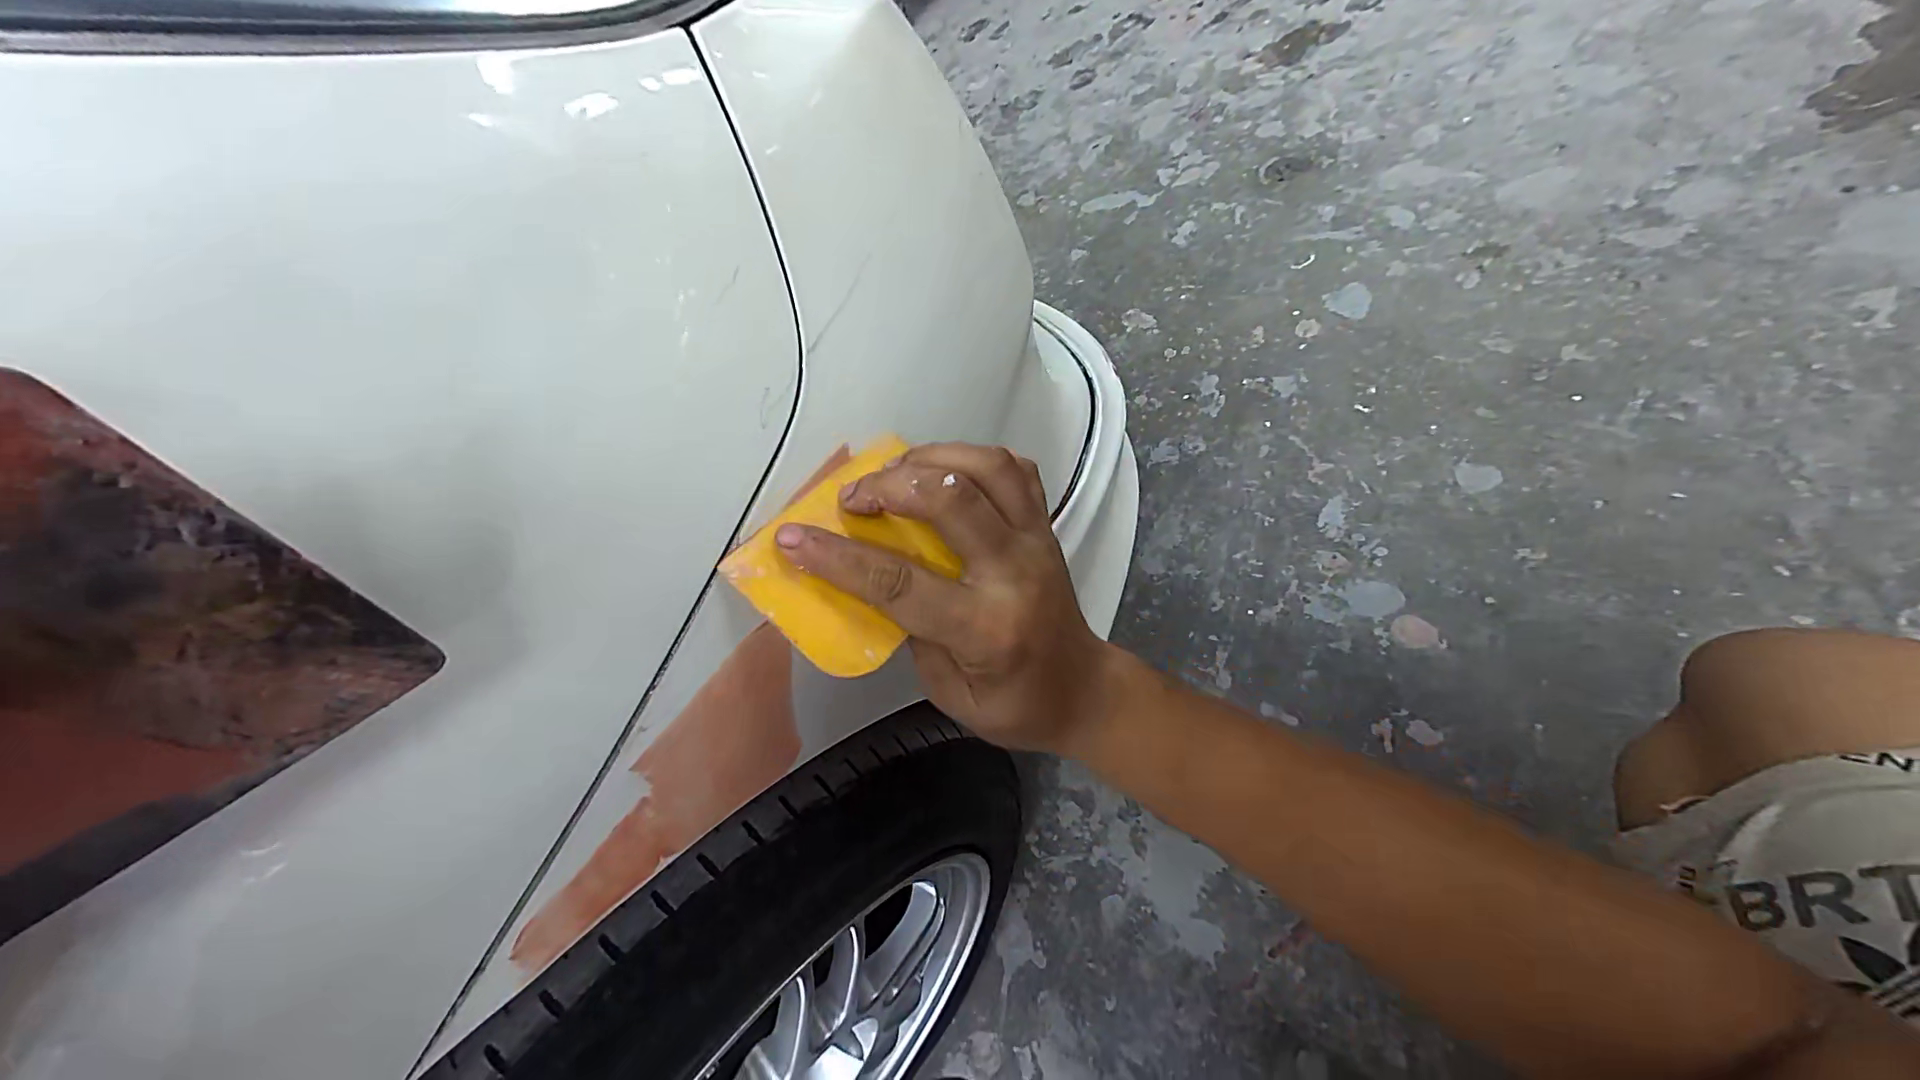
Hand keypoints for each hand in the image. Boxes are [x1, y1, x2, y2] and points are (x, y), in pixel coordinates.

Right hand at [774, 442, 1121, 754]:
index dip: (838, 558)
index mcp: (985, 629)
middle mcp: (1014, 573)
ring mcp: (1036, 541)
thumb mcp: (949, 692)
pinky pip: (1015, 470)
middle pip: (951, 502)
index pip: (901, 582)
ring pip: (988, 469)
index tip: (793, 538)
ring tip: (894, 472)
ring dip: (932, 458)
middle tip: (853, 496)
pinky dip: (973, 458)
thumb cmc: (1014, 705)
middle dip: (889, 487)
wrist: (1083, 690)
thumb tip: (873, 575)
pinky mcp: (1046, 527)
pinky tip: (943, 471)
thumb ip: (912, 633)